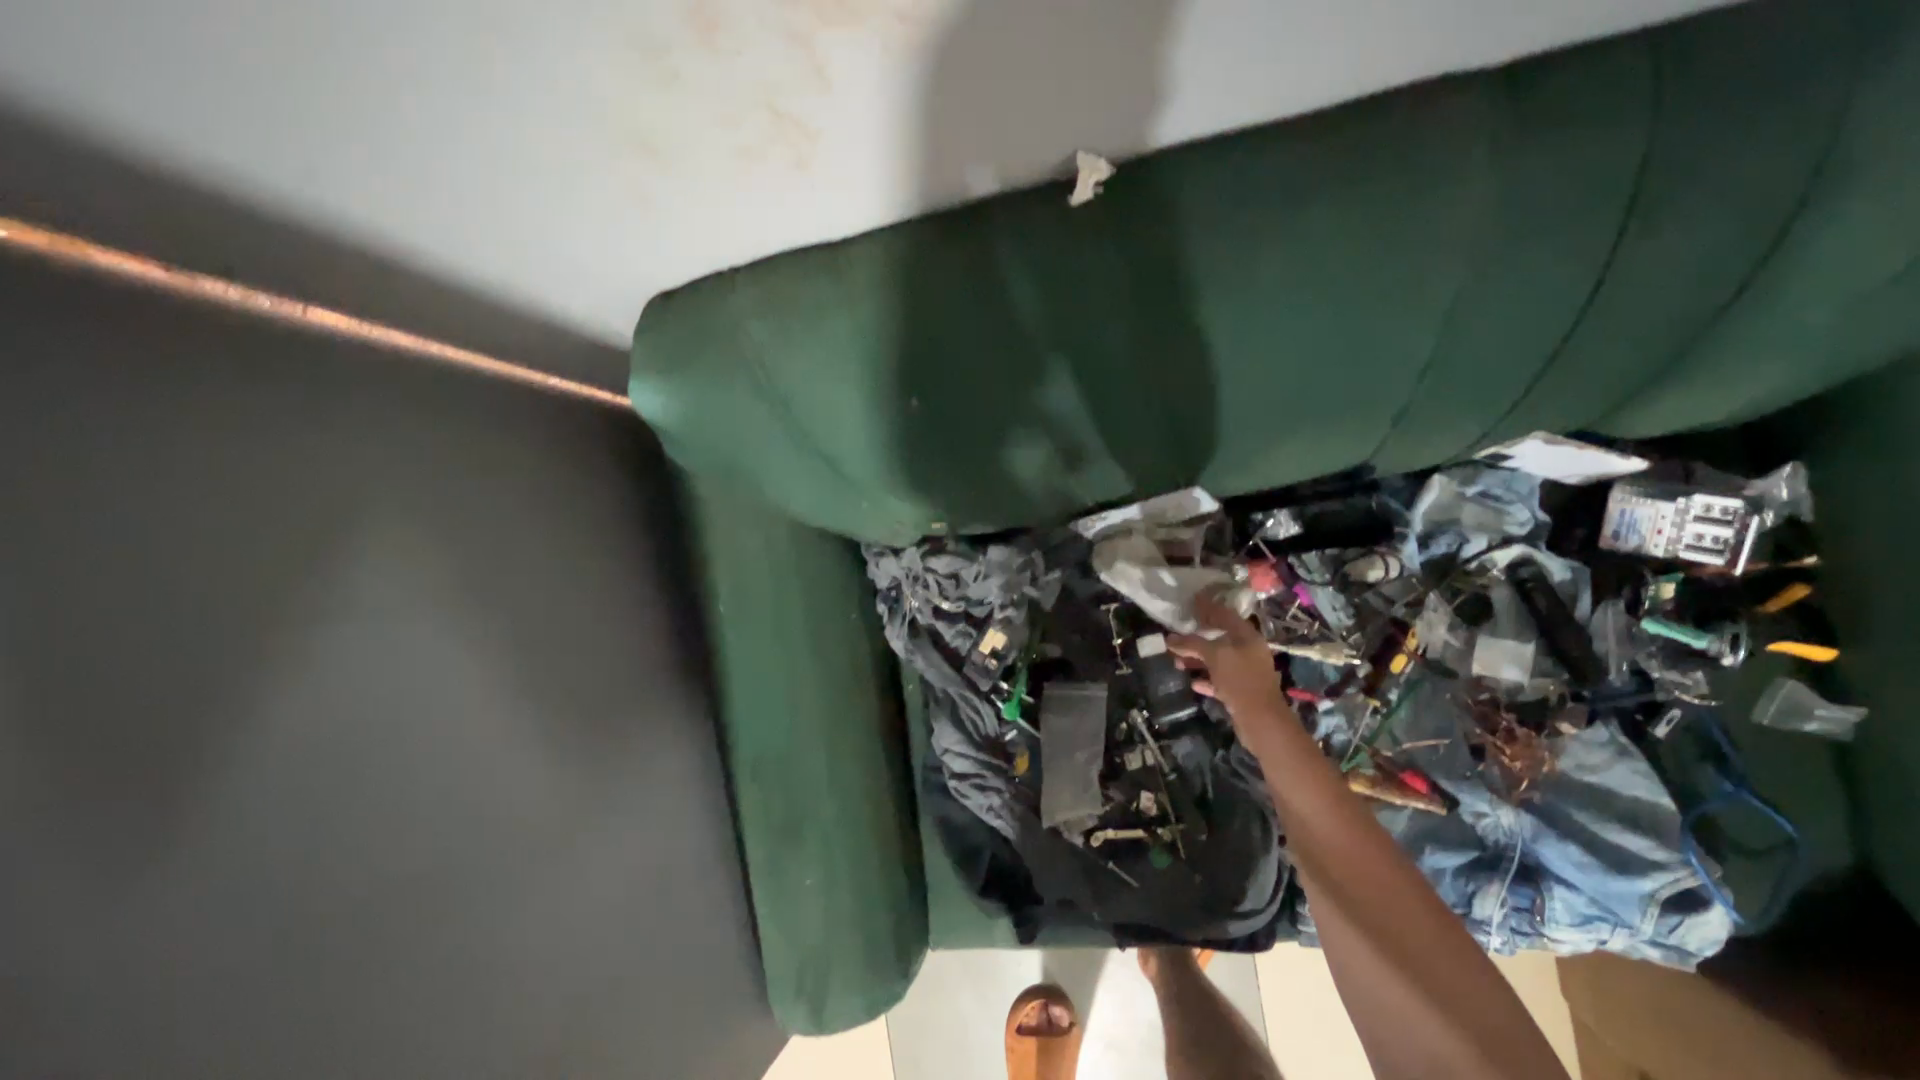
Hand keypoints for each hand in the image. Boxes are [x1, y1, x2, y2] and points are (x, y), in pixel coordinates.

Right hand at [1166, 594, 1291, 738]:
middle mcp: (1249, 651)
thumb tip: (1170, 638)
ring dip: (1198, 660)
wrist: (1261, 719)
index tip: (1192, 601)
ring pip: (1218, 661)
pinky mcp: (1241, 692)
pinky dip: (1206, 679)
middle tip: (1177, 636)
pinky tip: (1192, 681)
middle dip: (1197, 638)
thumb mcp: (1215, 656)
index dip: (1208, 608)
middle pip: (1220, 639)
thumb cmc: (1240, 679)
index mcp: (1247, 637)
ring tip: (1177, 661)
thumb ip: (1192, 644)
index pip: (1225, 615)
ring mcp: (1246, 672)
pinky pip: (1220, 680)